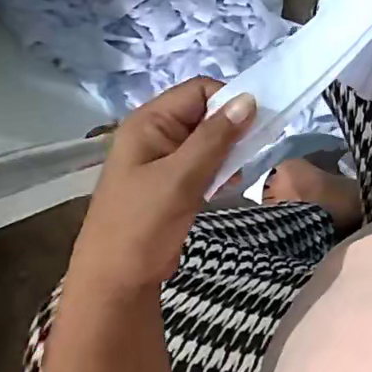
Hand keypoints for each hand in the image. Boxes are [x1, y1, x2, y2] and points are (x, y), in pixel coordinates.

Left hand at [68, 79, 256, 291]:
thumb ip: (215, 138)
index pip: (198, 90)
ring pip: (206, 140)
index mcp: (149, 122)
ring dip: (226, 153)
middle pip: (204, 113)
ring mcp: (162, 159)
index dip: (228, 101)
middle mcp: (155, 133)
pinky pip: (202, 163)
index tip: (254, 125)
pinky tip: (225, 189)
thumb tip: (248, 99)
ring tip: (234, 177)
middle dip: (230, 130)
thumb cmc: (143, 224)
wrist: (116, 281)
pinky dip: (218, 171)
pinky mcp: (171, 183)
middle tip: (248, 154)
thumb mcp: (181, 178)